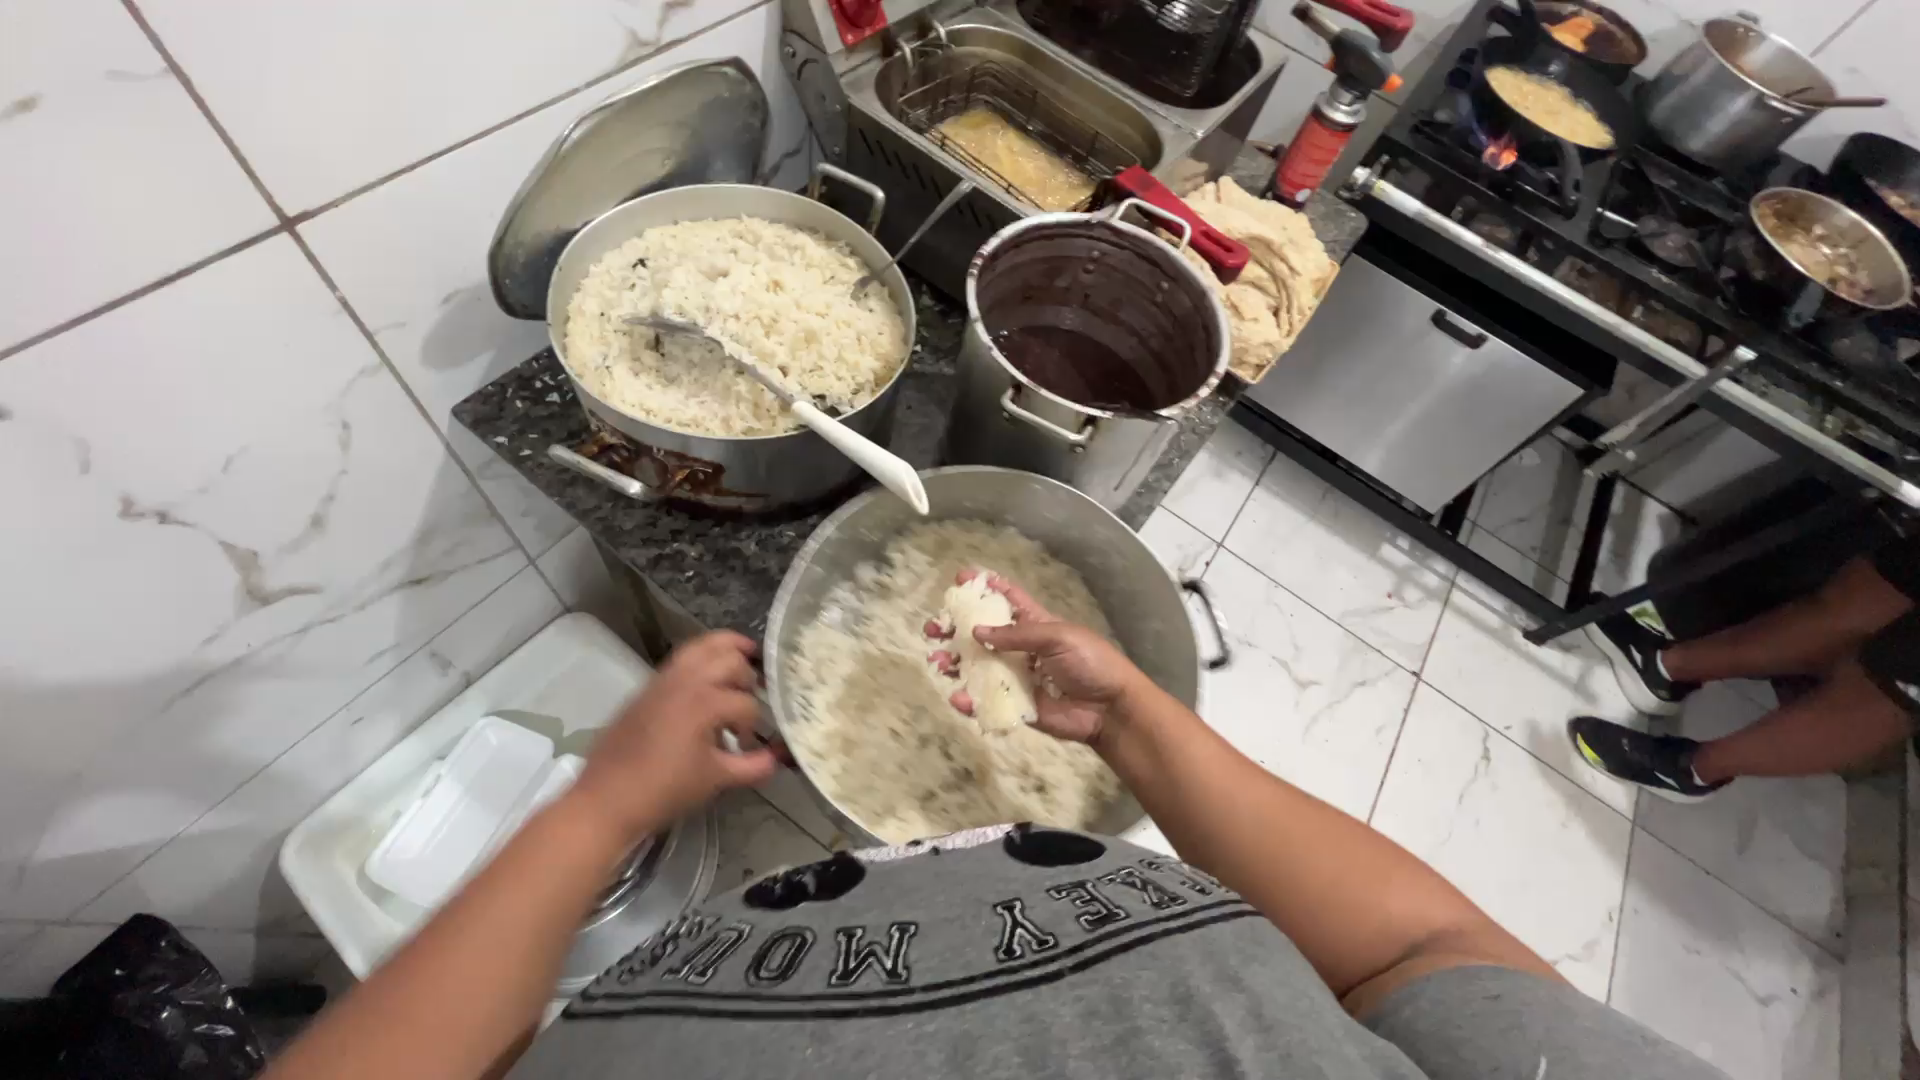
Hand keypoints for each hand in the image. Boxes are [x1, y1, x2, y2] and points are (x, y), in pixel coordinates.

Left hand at [570, 631, 777, 840]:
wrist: (606, 800)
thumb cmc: (664, 791)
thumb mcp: (715, 779)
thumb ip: (754, 766)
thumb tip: (780, 757)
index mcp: (705, 703)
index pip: (746, 704)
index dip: (753, 725)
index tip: (746, 744)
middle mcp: (686, 681)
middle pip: (730, 660)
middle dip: (748, 676)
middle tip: (755, 693)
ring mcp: (664, 679)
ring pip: (703, 646)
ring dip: (727, 650)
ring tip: (744, 656)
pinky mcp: (648, 685)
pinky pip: (682, 657)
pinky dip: (703, 656)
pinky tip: (709, 676)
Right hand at [952, 571, 1150, 745]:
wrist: (1109, 709)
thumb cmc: (1090, 662)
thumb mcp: (1057, 637)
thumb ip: (1017, 635)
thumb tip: (977, 632)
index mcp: (1035, 623)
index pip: (1007, 599)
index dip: (985, 586)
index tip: (960, 578)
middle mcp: (1021, 648)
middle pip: (982, 634)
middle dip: (955, 629)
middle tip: (933, 628)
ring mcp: (1017, 677)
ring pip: (977, 667)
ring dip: (954, 663)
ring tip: (938, 662)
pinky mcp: (1017, 705)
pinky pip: (987, 701)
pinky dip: (969, 700)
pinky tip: (958, 697)